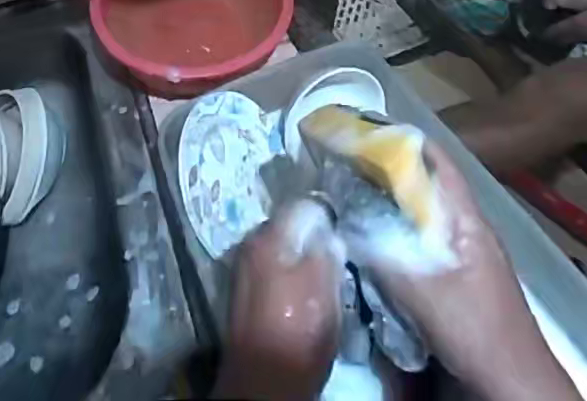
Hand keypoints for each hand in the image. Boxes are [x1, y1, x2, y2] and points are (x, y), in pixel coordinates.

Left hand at [214, 199, 343, 400]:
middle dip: (311, 232)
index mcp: (270, 235)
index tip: (344, 228)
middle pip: (289, 223)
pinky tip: (299, 289)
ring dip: (298, 253)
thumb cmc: (298, 332)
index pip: (304, 203)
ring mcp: (243, 268)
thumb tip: (330, 233)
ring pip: (280, 246)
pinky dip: (286, 271)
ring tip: (319, 271)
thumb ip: (329, 248)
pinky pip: (270, 267)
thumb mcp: (325, 284)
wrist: (263, 385)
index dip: (328, 213)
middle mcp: (251, 242)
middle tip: (334, 249)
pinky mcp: (242, 293)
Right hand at [357, 143, 580, 399]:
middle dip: (390, 175)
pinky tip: (374, 251)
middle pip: (426, 189)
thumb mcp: (429, 293)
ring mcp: (464, 258)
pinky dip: (397, 243)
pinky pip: (421, 250)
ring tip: (353, 202)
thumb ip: (389, 257)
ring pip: (421, 221)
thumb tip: (347, 222)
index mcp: (467, 219)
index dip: (407, 141)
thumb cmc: (478, 329)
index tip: (368, 131)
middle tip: (348, 168)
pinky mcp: (457, 285)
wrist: (515, 385)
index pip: (438, 162)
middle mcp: (467, 230)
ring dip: (391, 210)